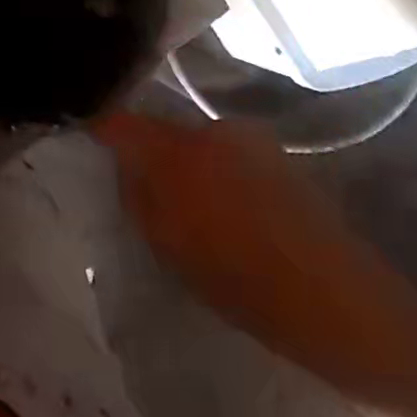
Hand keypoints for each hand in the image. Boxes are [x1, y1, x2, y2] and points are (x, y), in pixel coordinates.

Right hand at [94, 113, 416, 372]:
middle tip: (145, 185)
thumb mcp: (164, 242)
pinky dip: (217, 169)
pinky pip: (227, 152)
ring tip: (195, 202)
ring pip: (197, 141)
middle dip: (149, 150)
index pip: (120, 122)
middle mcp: (210, 129)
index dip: (99, 126)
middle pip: (162, 129)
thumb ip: (136, 194)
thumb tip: (125, 164)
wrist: (330, 294)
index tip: (86, 134)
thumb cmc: (234, 276)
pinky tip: (231, 206)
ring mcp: (249, 138)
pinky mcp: (276, 153)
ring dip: (186, 161)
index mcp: (176, 151)